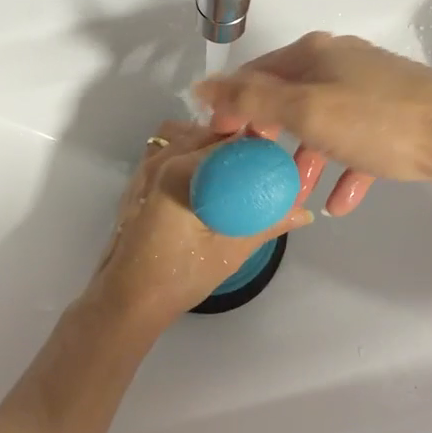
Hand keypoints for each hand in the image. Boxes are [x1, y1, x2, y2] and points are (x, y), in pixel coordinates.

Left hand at [88, 120, 313, 328]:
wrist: (128, 299)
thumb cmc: (177, 276)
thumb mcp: (228, 251)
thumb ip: (266, 224)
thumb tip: (303, 211)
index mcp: (180, 170)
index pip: (227, 140)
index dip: (255, 144)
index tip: (278, 155)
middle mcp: (160, 159)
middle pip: (206, 133)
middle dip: (236, 142)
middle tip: (263, 163)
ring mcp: (145, 167)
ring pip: (185, 136)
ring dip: (211, 144)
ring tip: (236, 167)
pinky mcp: (139, 180)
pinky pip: (169, 150)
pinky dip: (191, 153)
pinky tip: (208, 178)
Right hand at [194, 32, 431, 214]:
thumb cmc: (380, 123)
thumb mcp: (306, 112)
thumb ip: (251, 100)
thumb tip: (202, 85)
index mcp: (314, 53)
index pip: (255, 74)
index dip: (231, 107)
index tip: (219, 144)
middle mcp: (340, 62)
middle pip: (287, 97)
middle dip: (267, 135)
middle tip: (251, 169)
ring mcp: (371, 88)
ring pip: (321, 123)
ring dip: (303, 158)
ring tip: (293, 194)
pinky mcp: (396, 116)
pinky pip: (356, 142)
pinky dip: (342, 168)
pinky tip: (339, 202)